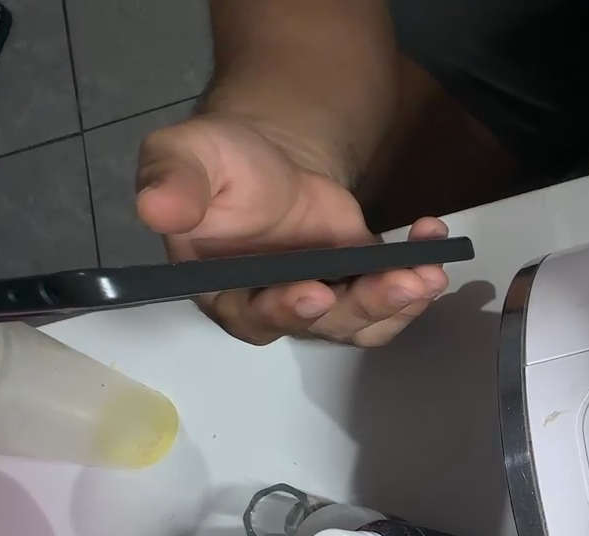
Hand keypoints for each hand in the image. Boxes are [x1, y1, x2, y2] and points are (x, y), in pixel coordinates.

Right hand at [136, 114, 449, 346]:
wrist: (272, 160)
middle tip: (405, 280)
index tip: (316, 292)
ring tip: (431, 270)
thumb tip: (154, 209)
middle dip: (369, 304)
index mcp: (226, 291)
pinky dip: (421, 273)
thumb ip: (173, 184)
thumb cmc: (219, 163)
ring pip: (371, 320)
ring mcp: (330, 303)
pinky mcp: (365, 289)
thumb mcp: (184, 157)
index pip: (256, 318)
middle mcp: (281, 308)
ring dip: (406, 300)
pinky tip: (434, 239)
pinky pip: (399, 296)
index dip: (287, 312)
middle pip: (330, 324)